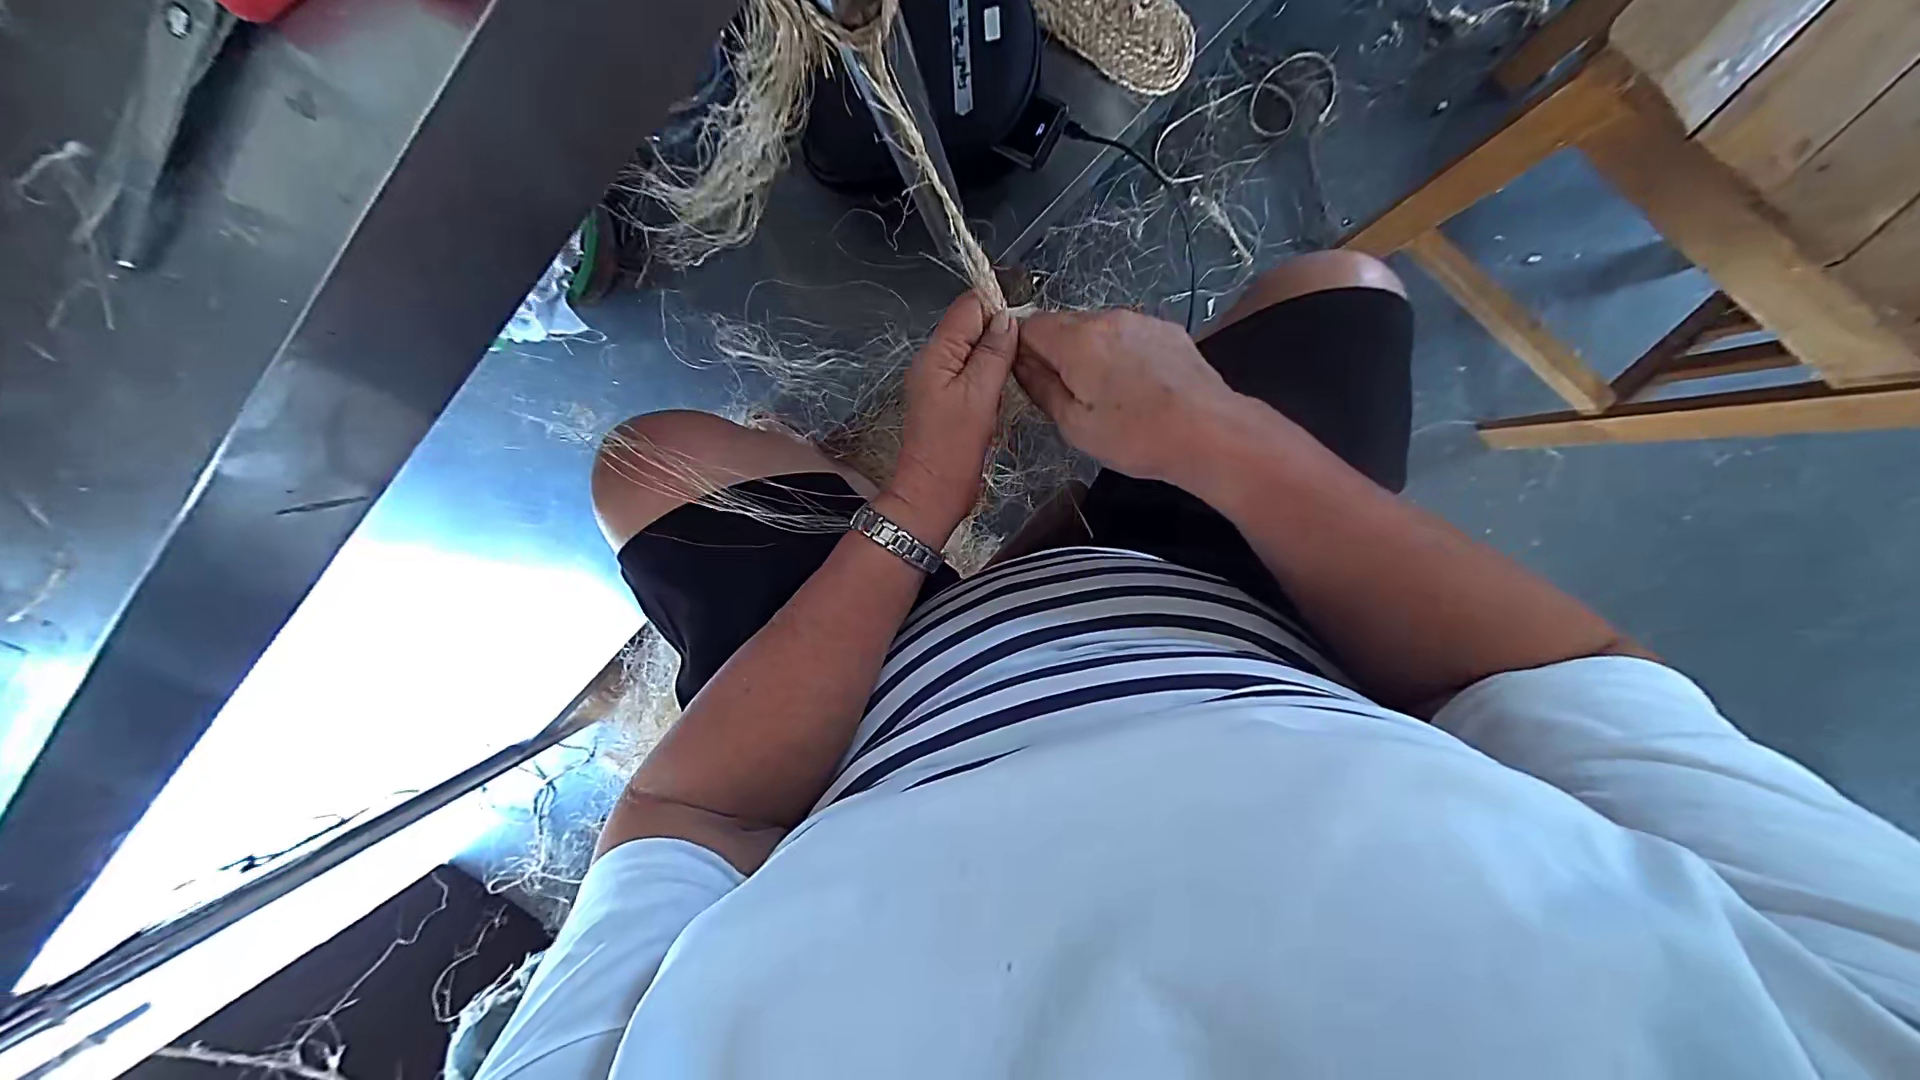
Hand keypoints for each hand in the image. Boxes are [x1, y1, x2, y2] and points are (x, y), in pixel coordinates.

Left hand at [877, 292, 1017, 545]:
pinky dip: (989, 376)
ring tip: (1017, 371)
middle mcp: (933, 361)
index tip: (1025, 325)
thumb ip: (993, 353)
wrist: (932, 494)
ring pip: (973, 351)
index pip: (967, 307)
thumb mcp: (979, 396)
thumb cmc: (953, 448)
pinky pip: (971, 374)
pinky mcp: (947, 400)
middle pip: (970, 326)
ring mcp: (938, 381)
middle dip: (999, 332)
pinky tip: (1001, 390)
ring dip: (996, 356)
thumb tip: (1007, 318)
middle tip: (1026, 354)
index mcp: (935, 354)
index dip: (997, 307)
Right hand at [1014, 309, 1276, 489]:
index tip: (1030, 379)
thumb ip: (1041, 388)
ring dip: (1089, 355)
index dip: (1021, 351)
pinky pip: (1127, 336)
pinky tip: (1134, 388)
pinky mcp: (1167, 331)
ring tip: (1106, 396)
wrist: (1209, 433)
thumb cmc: (1136, 436)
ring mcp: (1141, 321)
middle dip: (1056, 354)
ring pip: (1096, 330)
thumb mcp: (1074, 424)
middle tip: (1068, 395)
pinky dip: (1120, 355)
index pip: (1028, 326)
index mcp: (1077, 339)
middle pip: (1062, 325)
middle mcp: (1108, 318)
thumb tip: (1020, 365)